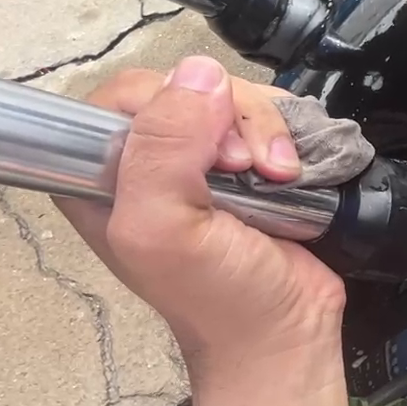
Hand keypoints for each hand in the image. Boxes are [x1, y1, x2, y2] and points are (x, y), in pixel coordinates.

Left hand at [55, 57, 347, 405]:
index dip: (180, 108)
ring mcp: (215, 164)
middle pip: (195, 89)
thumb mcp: (165, 230)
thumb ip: (164, 150)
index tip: (220, 156)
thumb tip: (202, 73)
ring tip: (287, 176)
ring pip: (242, 101)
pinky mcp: (263, 171)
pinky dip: (297, 137)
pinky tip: (300, 170)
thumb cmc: (218, 296)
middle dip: (240, 121)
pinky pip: (279, 124)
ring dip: (275, 133)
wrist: (288, 332)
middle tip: (260, 170)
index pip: (130, 94)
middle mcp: (158, 161)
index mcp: (106, 173)